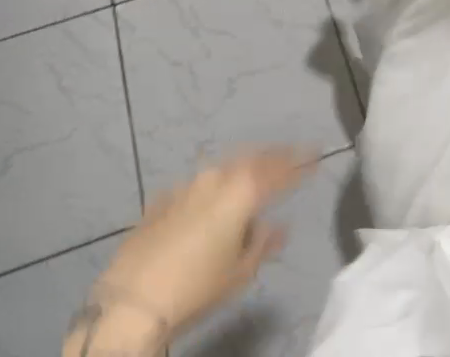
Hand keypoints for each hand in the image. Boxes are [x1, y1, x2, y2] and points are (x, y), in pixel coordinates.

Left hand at [68, 149, 311, 354]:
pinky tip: (213, 195)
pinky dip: (213, 184)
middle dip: (272, 155)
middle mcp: (215, 179)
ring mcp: (186, 186)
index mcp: (241, 192)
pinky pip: (197, 184)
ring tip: (255, 170)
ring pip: (222, 167)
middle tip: (290, 154)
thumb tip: (279, 226)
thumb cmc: (198, 286)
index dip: (299, 162)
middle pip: (250, 158)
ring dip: (242, 166)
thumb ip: (263, 242)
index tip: (315, 154)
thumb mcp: (240, 271)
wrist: (135, 296)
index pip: (278, 169)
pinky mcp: (163, 199)